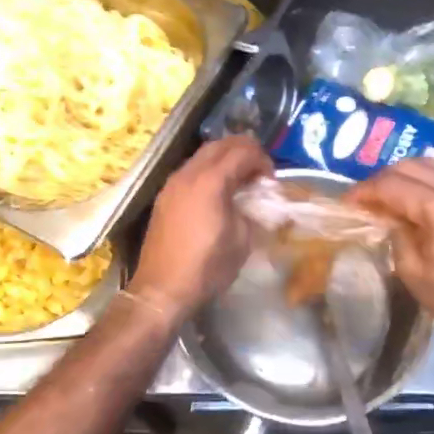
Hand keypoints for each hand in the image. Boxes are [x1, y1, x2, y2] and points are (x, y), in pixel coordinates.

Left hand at [129, 136, 272, 318]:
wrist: (162, 289)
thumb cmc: (207, 267)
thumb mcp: (242, 240)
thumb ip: (251, 211)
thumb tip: (254, 201)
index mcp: (211, 181)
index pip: (242, 151)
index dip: (262, 160)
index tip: (271, 180)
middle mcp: (189, 174)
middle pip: (220, 144)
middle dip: (244, 152)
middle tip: (258, 173)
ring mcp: (172, 183)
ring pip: (202, 155)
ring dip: (225, 160)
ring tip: (240, 182)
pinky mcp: (164, 196)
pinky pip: (190, 170)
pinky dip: (209, 171)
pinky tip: (218, 194)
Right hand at [346, 159, 433, 352]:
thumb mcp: (411, 269)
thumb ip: (394, 233)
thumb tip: (383, 215)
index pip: (392, 185)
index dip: (364, 191)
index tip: (345, 202)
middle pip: (409, 166)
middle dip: (380, 179)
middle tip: (362, 200)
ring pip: (427, 166)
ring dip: (400, 177)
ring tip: (382, 198)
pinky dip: (419, 182)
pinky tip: (408, 202)